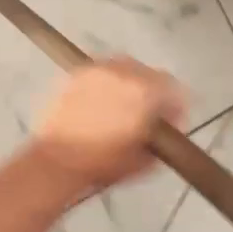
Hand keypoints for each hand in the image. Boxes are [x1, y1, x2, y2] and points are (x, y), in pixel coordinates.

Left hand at [31, 59, 185, 188]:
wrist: (56, 160)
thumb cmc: (103, 164)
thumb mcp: (144, 160)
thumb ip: (163, 138)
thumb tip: (170, 126)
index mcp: (146, 93)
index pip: (174, 89)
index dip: (175, 105)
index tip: (171, 119)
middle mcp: (125, 73)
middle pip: (151, 74)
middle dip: (154, 91)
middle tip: (148, 111)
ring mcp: (99, 69)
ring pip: (127, 67)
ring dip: (132, 82)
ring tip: (125, 102)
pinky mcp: (78, 73)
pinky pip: (103, 70)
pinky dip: (109, 81)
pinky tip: (104, 97)